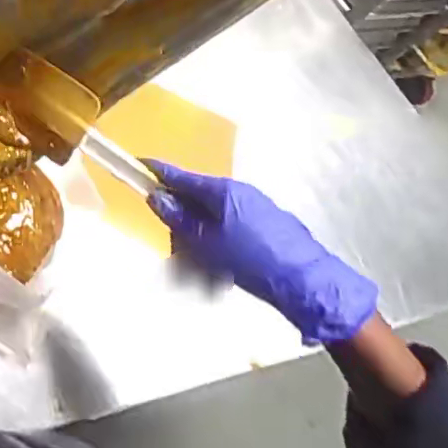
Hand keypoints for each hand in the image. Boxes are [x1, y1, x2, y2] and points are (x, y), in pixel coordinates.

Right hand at [145, 161, 377, 342]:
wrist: (309, 283)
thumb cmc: (253, 258)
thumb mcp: (208, 242)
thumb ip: (180, 219)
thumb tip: (157, 196)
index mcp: (221, 191)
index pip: (181, 176)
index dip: (158, 172)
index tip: (138, 164)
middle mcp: (236, 195)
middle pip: (194, 206)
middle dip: (182, 233)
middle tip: (179, 260)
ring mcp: (252, 212)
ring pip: (210, 226)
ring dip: (200, 252)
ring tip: (203, 280)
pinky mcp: (263, 230)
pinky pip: (228, 237)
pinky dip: (218, 256)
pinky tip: (221, 280)